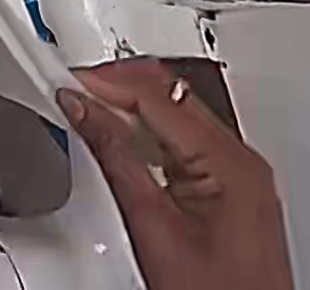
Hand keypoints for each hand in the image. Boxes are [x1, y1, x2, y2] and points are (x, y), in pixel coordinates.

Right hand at [60, 59, 292, 289]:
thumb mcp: (152, 227)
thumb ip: (114, 157)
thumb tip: (83, 109)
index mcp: (228, 163)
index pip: (156, 96)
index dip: (106, 83)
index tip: (70, 83)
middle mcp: (239, 158)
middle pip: (167, 92)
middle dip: (115, 84)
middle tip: (74, 90)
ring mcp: (237, 170)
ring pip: (174, 106)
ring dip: (128, 101)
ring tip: (88, 108)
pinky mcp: (228, 182)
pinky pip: (181, 132)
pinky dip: (145, 124)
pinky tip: (118, 132)